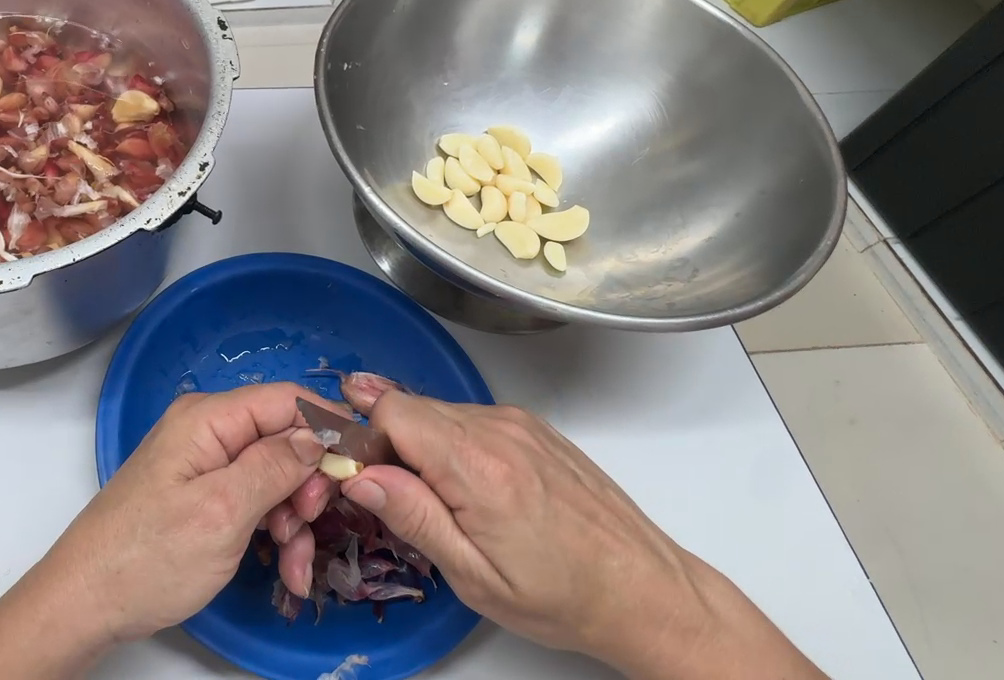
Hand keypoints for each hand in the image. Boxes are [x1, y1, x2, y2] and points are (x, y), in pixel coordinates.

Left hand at [0, 383, 328, 679]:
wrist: (89, 599)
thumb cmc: (150, 556)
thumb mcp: (222, 511)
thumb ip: (274, 466)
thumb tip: (318, 435)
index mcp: (208, 418)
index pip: (286, 399)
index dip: (327, 429)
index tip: (359, 470)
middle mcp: (207, 429)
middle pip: (283, 439)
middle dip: (307, 486)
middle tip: (307, 528)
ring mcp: (203, 462)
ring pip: (274, 475)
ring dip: (294, 519)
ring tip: (294, 565)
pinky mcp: (202, 492)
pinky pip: (253, 498)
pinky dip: (274, 530)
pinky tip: (284, 569)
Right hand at [337, 391, 825, 679]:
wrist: (647, 591)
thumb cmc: (561, 596)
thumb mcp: (473, 576)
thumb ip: (411, 516)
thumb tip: (357, 474)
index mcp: (476, 465)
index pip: (390, 411)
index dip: (365, 439)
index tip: (363, 477)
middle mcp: (496, 427)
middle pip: (409, 405)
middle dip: (386, 440)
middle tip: (390, 490)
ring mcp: (516, 421)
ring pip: (436, 410)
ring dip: (418, 441)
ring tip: (436, 495)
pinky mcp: (530, 425)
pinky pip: (467, 417)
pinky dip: (450, 440)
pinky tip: (467, 483)